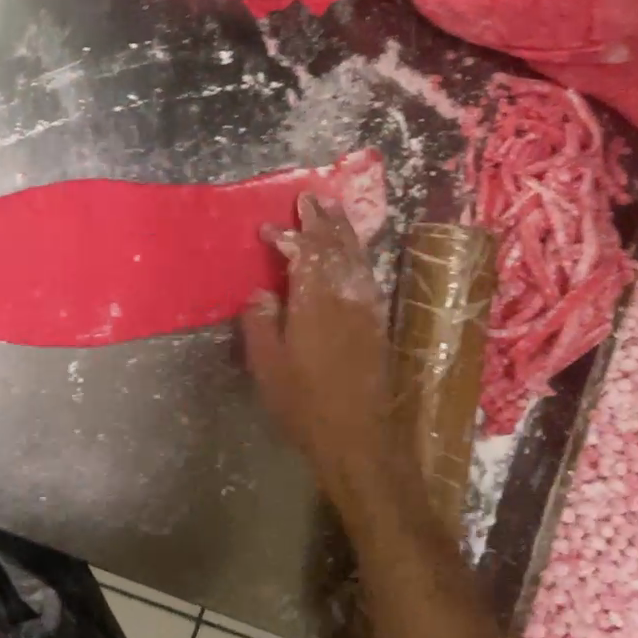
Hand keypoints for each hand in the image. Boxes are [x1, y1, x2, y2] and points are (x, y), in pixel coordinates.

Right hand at [241, 197, 403, 501]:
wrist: (358, 438)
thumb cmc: (303, 403)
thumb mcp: (267, 365)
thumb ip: (261, 323)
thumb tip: (261, 294)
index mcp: (313, 303)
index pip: (303, 256)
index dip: (287, 237)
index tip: (267, 228)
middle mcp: (345, 299)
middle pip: (335, 249)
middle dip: (322, 222)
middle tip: (311, 198)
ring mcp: (366, 311)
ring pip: (356, 260)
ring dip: (344, 234)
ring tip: (333, 213)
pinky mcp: (377, 326)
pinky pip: (367, 278)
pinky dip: (357, 259)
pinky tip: (353, 256)